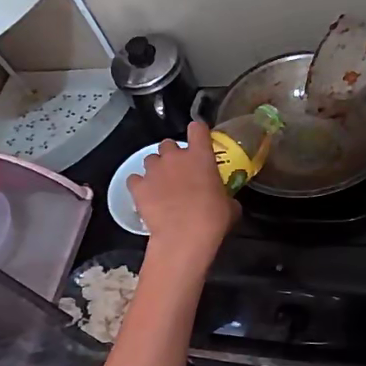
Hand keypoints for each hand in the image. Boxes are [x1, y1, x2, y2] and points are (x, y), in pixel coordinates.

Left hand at [127, 122, 238, 260]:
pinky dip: (140, 185)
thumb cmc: (213, 219)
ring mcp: (153, 170)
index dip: (198, 133)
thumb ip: (226, 196)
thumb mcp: (230, 207)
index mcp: (200, 156)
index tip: (199, 142)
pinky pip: (135, 179)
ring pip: (150, 159)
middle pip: (168, 143)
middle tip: (179, 172)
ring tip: (161, 185)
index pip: (197, 128)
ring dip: (156, 169)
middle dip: (173, 155)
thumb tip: (226, 200)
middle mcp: (174, 157)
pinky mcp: (138, 186)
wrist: (184, 237)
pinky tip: (146, 196)